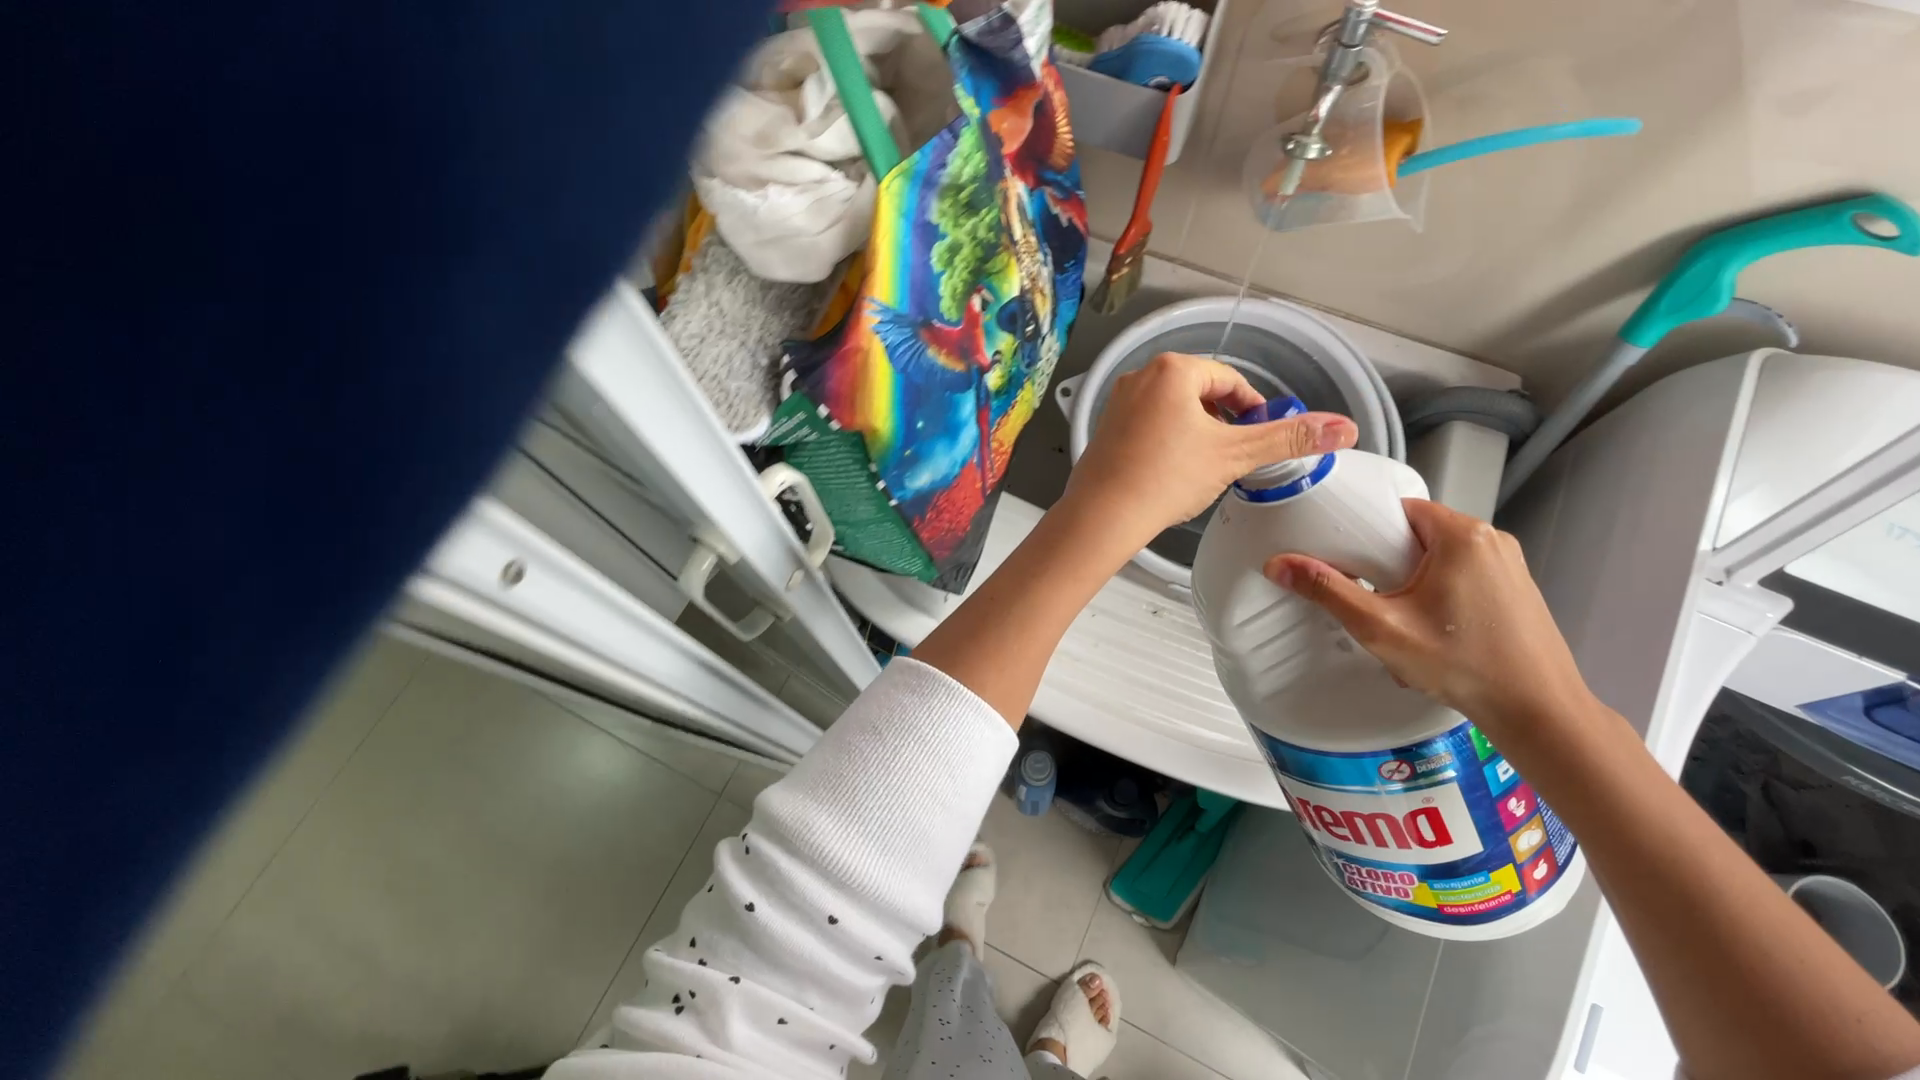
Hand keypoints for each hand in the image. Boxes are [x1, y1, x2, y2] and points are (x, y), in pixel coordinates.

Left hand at [1062, 353, 1355, 547]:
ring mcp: (1118, 402)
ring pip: (1173, 410)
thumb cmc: (1165, 479)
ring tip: (1203, 467)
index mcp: (1173, 369)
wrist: (1102, 516)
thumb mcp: (1234, 455)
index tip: (1260, 435)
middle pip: (1200, 392)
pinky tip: (1172, 473)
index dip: (1252, 408)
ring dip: (1196, 432)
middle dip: (1223, 421)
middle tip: (1232, 455)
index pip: (1230, 379)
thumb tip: (1344, 427)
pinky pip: (1148, 425)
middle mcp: (1140, 376)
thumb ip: (1287, 439)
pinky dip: (1168, 442)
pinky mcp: (1105, 428)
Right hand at [1264, 498, 1596, 740]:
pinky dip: (1439, 593)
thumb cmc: (1463, 664)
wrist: (1538, 711)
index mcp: (1462, 535)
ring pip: (1440, 557)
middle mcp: (1491, 540)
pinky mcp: (1517, 590)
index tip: (1345, 558)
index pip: (1398, 510)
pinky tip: (1430, 631)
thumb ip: (1327, 591)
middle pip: (1418, 533)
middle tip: (1370, 596)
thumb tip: (1279, 564)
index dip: (1365, 531)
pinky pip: (1463, 575)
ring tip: (1399, 619)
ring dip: (1412, 581)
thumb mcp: (1381, 627)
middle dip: (1388, 563)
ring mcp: (1510, 565)